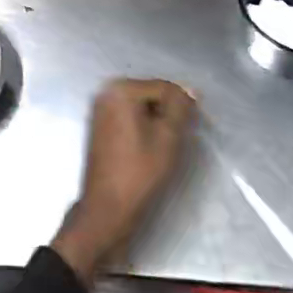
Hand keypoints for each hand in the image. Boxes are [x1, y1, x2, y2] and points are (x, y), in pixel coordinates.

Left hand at [50, 79, 196, 281]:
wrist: (108, 205)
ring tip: (164, 148)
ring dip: (157, 121)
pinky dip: (143, 127)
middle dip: (169, 114)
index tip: (193, 132)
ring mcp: (100, 106)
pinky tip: (149, 149)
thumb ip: (180, 109)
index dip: (184, 108)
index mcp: (120, 88)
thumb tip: (190, 90)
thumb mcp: (168, 138)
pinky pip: (128, 116)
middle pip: (151, 94)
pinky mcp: (99, 123)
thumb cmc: (140, 171)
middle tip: (178, 141)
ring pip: (141, 106)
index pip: (165, 88)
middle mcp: (106, 90)